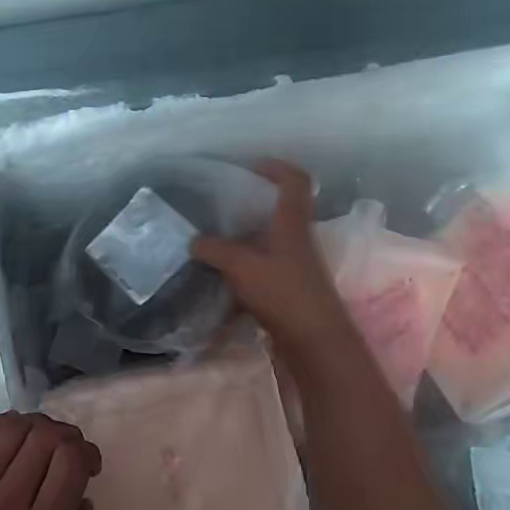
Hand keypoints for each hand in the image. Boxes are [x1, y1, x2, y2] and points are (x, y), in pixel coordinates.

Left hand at [0, 412, 101, 509]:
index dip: (87, 451)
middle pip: (43, 438)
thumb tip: (84, 503)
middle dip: (65, 435)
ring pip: (7, 430)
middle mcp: (5, 506)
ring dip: (33, 426)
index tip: (89, 466)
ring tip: (38, 442)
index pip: (70, 460)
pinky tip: (5, 436)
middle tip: (67, 453)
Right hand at [192, 159, 352, 352]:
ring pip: (268, 245)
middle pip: (279, 214)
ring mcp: (294, 268)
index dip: (277, 168)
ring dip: (244, 244)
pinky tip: (221, 284)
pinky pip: (262, 273)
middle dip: (251, 209)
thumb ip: (216, 250)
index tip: (251, 167)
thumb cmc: (283, 294)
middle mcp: (297, 242)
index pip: (295, 182)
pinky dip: (242, 275)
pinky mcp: (288, 292)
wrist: (314, 342)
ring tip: (213, 247)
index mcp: (292, 224)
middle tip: (221, 211)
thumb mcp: (243, 267)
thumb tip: (194, 241)